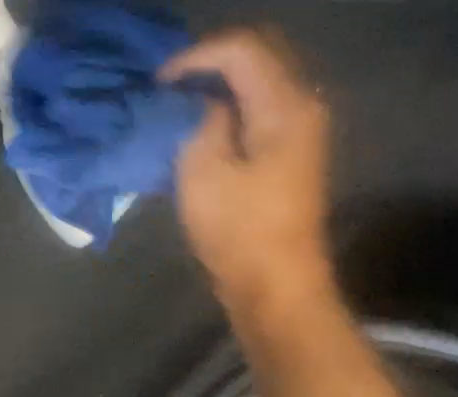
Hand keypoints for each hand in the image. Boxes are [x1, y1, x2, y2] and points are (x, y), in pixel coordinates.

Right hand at [164, 29, 336, 318]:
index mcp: (284, 105)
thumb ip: (201, 125)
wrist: (274, 284)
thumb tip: (203, 107)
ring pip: (256, 88)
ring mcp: (299, 133)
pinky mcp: (288, 158)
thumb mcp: (204, 173)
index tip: (157, 83)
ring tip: (176, 111)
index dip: (196, 57)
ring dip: (216, 92)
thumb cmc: (238, 231)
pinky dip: (226, 115)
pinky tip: (197, 134)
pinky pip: (256, 115)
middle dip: (209, 67)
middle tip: (165, 90)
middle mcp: (300, 106)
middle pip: (256, 61)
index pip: (242, 51)